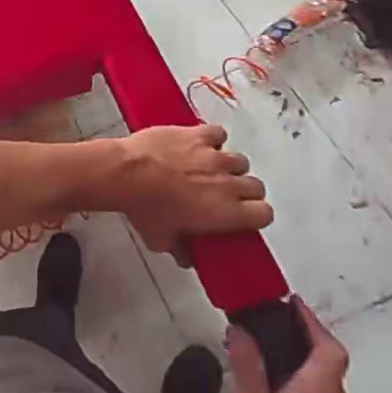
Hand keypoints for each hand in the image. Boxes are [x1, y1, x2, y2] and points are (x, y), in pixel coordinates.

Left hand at [108, 124, 270, 257]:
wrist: (128, 173)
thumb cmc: (146, 209)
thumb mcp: (162, 240)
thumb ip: (180, 250)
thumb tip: (186, 259)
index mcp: (226, 212)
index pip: (264, 214)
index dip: (256, 216)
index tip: (243, 217)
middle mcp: (227, 182)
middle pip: (255, 186)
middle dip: (244, 192)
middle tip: (225, 195)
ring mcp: (214, 156)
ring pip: (239, 160)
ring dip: (229, 167)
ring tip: (210, 170)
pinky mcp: (198, 134)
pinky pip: (218, 134)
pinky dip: (213, 139)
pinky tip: (200, 145)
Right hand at [227, 297, 364, 392]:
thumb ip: (248, 369)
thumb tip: (241, 332)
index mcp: (320, 389)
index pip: (327, 343)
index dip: (311, 320)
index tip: (292, 303)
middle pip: (328, 361)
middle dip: (303, 344)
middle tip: (276, 333)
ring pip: (328, 386)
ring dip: (306, 372)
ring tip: (274, 373)